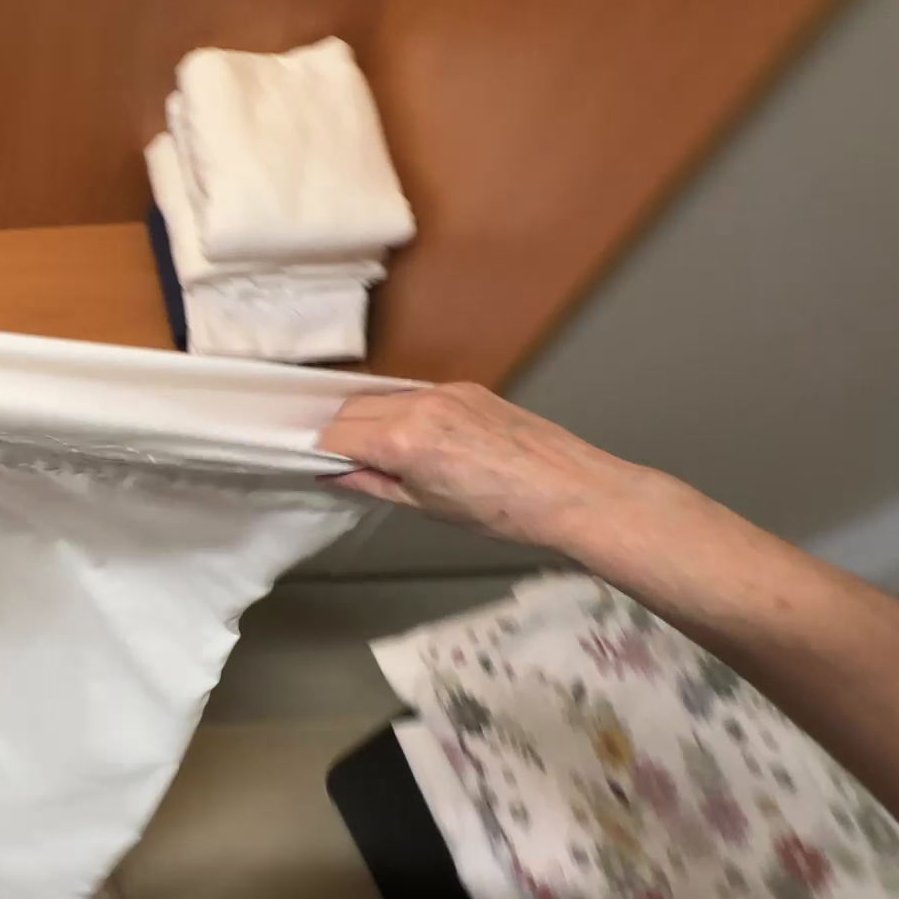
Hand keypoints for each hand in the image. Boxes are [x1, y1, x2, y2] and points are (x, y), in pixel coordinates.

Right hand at [317, 382, 666, 550]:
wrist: (575, 492)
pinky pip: (413, 393)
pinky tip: (421, 435)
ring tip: (386, 448)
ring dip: (369, 417)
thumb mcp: (425, 505)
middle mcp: (415, 406)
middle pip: (350, 408)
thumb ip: (372, 483)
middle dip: (341, 432)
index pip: (335, 434)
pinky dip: (401, 410)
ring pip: (380, 396)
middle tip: (352, 460)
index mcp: (401, 440)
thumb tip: (336, 473)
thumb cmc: (500, 511)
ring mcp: (442, 392)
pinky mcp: (464, 388)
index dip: (324, 452)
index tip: (327, 466)